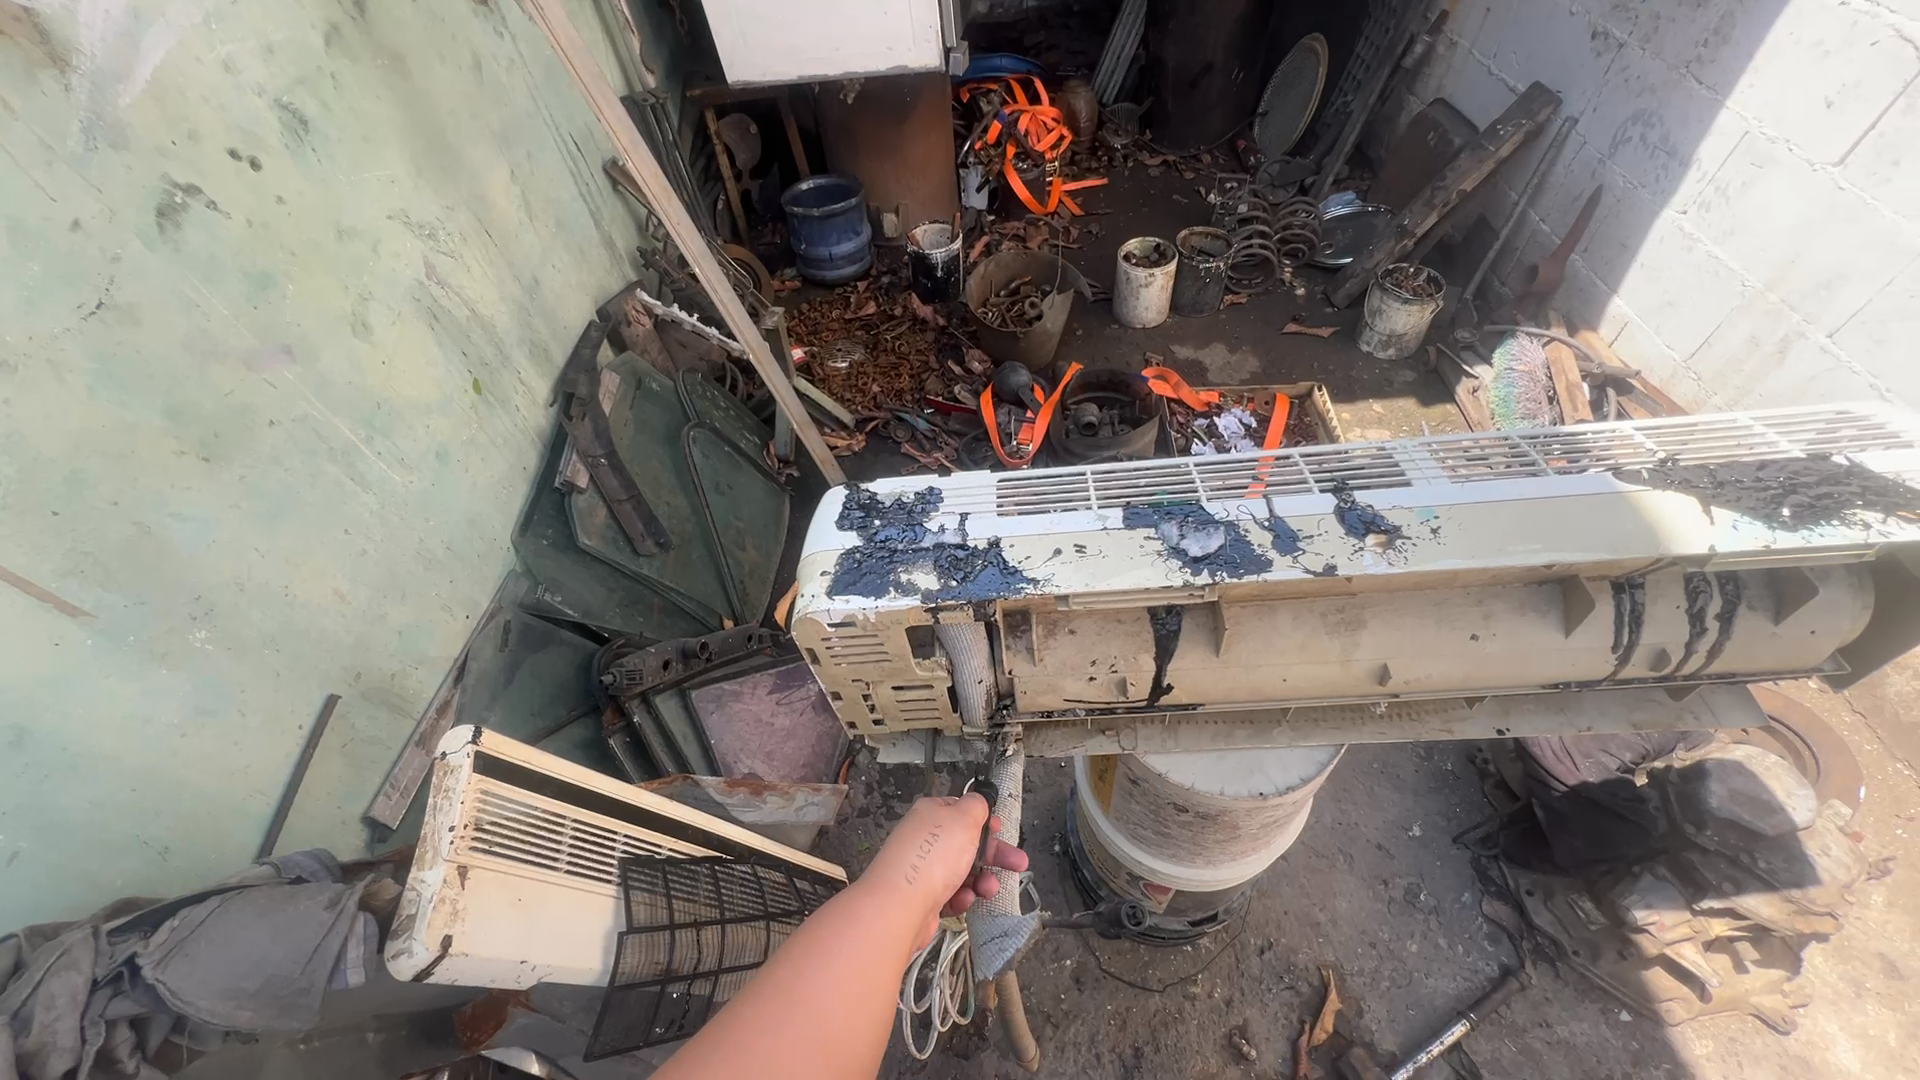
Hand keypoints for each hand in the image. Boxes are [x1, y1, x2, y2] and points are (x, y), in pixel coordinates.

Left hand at [860, 793, 1029, 946]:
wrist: (901, 906)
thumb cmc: (933, 857)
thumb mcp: (964, 818)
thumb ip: (977, 805)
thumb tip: (979, 799)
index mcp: (932, 813)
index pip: (961, 811)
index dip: (984, 820)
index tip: (1001, 830)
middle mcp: (925, 839)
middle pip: (966, 843)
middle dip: (994, 855)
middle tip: (1017, 864)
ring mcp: (923, 869)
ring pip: (962, 872)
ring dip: (981, 880)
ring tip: (989, 889)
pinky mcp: (923, 898)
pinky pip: (951, 895)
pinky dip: (961, 898)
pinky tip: (963, 900)